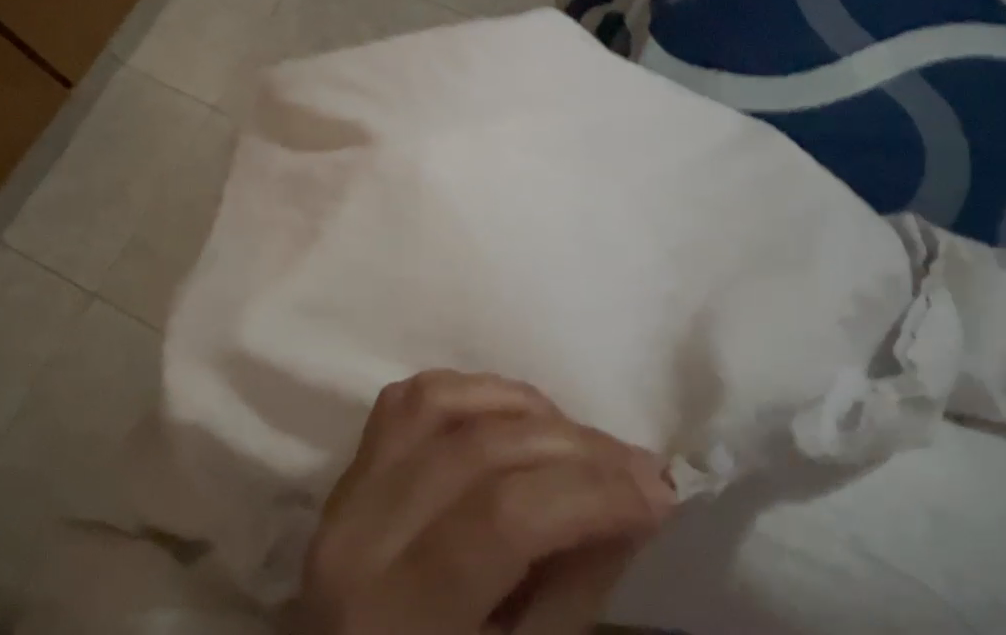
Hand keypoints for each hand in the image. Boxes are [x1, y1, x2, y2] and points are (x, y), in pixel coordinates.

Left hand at [292, 370, 674, 634]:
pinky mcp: (349, 467)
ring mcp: (344, 491)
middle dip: (578, 450)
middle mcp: (357, 536)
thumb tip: (638, 500)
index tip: (661, 496)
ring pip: (442, 404)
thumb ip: (573, 587)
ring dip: (529, 410)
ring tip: (585, 444)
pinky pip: (411, 400)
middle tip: (642, 469)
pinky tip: (520, 416)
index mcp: (396, 612)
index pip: (504, 517)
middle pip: (480, 451)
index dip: (592, 494)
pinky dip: (474, 392)